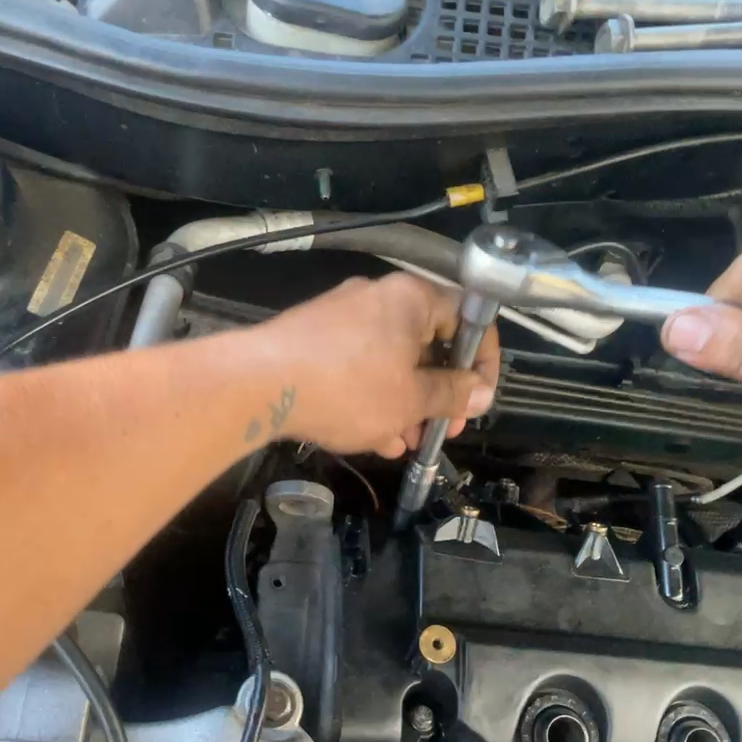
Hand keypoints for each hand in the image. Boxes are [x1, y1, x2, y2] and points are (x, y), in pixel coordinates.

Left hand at [249, 273, 501, 456]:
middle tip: (439, 430)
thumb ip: (451, 395)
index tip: (478, 399)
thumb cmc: (349, 389)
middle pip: (425, 345)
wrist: (260, 385)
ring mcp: (341, 319)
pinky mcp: (312, 341)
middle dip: (436, 394)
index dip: (481, 362)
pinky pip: (356, 368)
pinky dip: (370, 399)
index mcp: (411, 299)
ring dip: (403, 405)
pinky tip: (371, 437)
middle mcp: (377, 298)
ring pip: (389, 363)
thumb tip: (482, 393)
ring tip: (404, 443)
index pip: (467, 318)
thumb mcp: (410, 401)